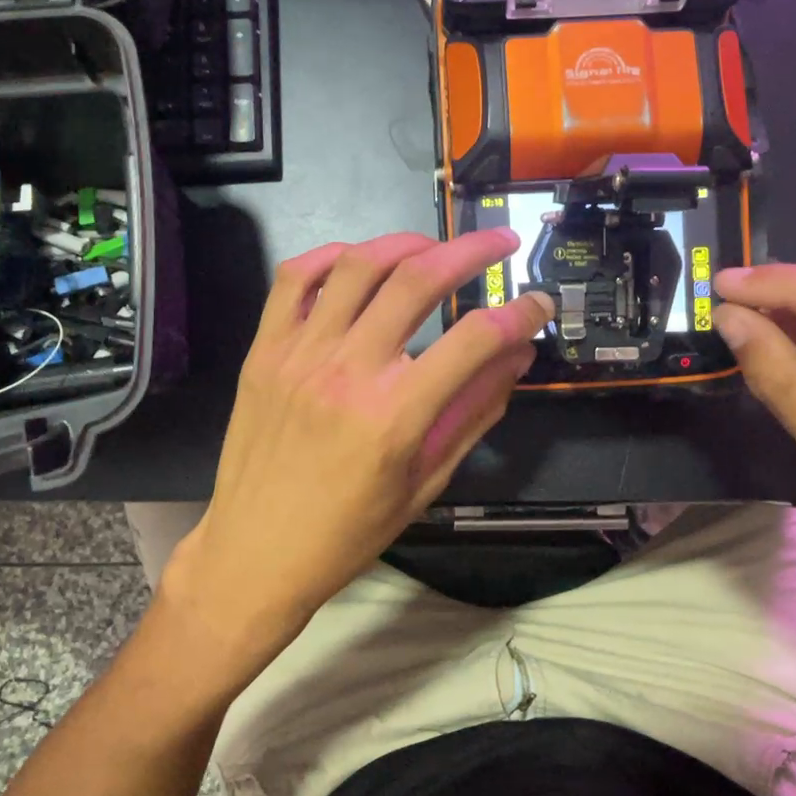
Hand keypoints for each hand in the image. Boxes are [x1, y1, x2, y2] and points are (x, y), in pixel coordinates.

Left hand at [162, 230, 553, 658]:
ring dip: (406, 243)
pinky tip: (359, 259)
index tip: (540, 303)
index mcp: (395, 415)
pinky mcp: (264, 350)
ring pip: (359, 266)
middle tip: (499, 242)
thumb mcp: (426, 482)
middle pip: (418, 280)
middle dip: (471, 250)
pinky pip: (295, 279)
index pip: (475, 339)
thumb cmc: (348, 532)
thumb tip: (518, 356)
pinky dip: (331, 256)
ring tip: (433, 247)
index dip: (519, 313)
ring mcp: (300, 354)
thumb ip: (474, 412)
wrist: (255, 554)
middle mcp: (348, 370)